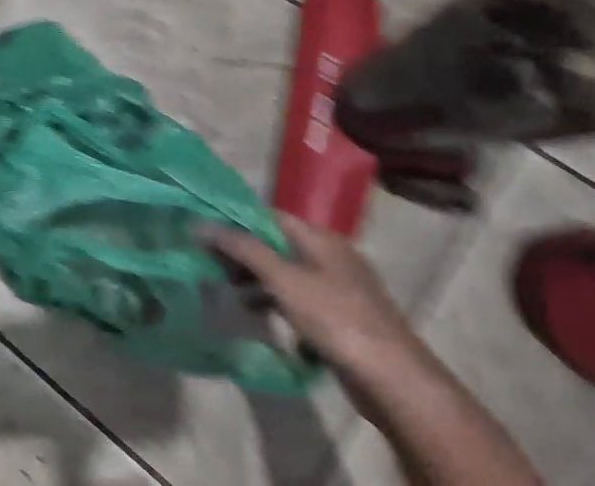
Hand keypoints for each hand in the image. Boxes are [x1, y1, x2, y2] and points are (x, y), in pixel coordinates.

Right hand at [205, 214, 425, 376]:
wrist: (392, 378)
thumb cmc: (335, 318)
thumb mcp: (283, 279)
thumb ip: (242, 248)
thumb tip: (201, 224)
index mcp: (321, 239)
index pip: (268, 216)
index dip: (235, 220)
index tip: (204, 233)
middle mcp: (330, 257)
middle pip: (275, 244)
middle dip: (242, 253)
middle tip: (211, 265)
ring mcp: (337, 288)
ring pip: (285, 273)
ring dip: (255, 279)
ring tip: (231, 293)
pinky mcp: (339, 316)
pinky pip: (297, 298)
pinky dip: (275, 301)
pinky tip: (259, 315)